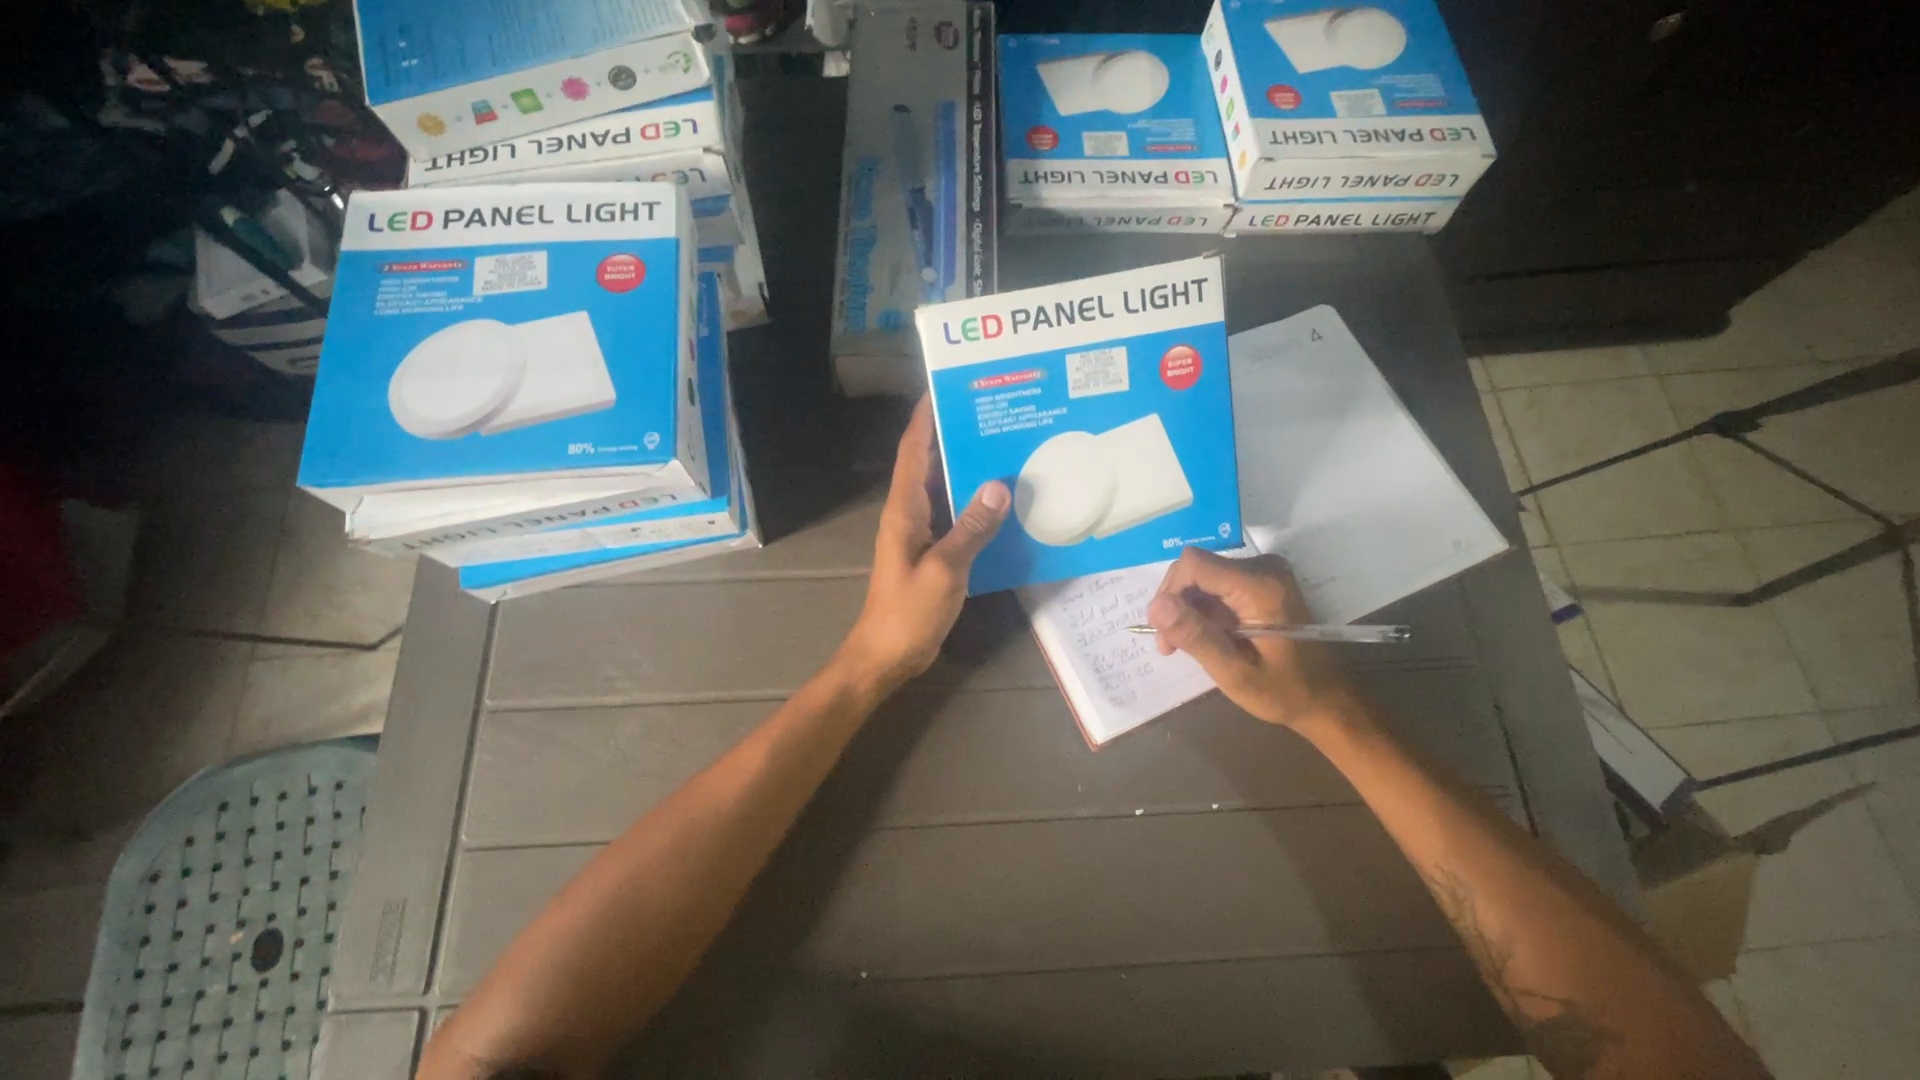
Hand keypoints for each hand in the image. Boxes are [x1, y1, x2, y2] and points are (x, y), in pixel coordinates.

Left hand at [837, 399, 1009, 692]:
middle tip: (996, 411)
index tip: (949, 384)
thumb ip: (971, 528)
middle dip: (957, 434)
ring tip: (1008, 445)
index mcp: (904, 508)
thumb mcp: (944, 570)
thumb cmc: (907, 613)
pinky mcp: (934, 552)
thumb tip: (999, 485)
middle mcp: (911, 512)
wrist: (887, 656)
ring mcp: (922, 533)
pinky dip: (977, 504)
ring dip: (970, 468)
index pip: (913, 449)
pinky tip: (1006, 501)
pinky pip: (957, 516)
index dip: (927, 415)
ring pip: (947, 488)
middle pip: (931, 461)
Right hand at [1146, 548, 1354, 733]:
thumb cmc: (1284, 691)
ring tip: (1182, 645)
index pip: (1193, 565)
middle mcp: (1263, 567)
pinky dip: (1203, 608)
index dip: (1170, 593)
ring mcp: (1265, 571)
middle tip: (1169, 645)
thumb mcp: (1235, 673)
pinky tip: (1203, 636)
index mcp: (1260, 587)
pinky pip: (1218, 583)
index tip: (1164, 632)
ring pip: (1203, 576)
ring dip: (1187, 609)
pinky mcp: (1262, 580)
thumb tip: (1155, 607)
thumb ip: (1196, 637)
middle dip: (1175, 604)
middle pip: (1196, 568)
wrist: (1326, 699)